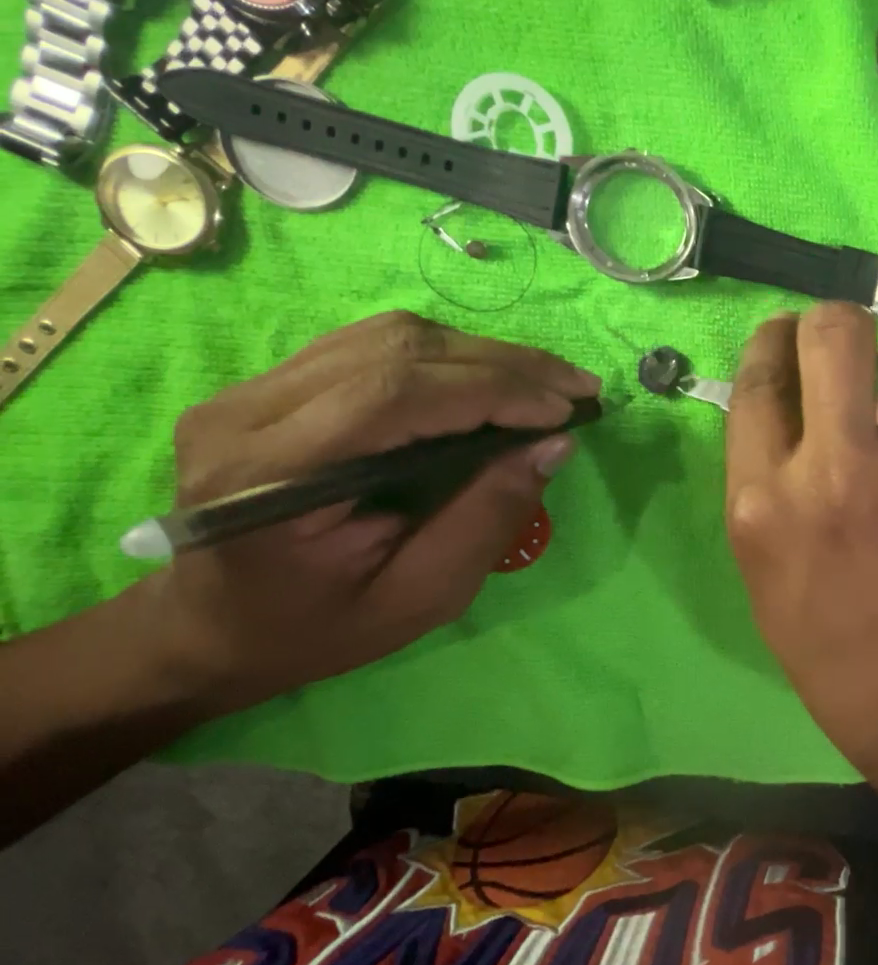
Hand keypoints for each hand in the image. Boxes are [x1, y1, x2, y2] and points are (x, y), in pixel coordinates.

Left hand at [138, 311, 599, 712]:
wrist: (211, 627)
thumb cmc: (317, 628)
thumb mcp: (419, 598)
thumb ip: (485, 519)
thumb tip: (553, 444)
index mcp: (271, 475)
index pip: (395, 394)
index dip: (493, 390)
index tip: (566, 412)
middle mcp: (247, 411)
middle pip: (397, 350)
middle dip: (506, 364)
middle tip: (579, 390)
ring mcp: (251, 389)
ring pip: (390, 336)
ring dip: (484, 354)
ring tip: (548, 385)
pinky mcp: (269, 384)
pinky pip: (374, 346)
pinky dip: (450, 357)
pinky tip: (494, 381)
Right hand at [724, 302, 877, 810]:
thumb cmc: (824, 637)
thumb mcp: (758, 561)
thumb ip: (760, 471)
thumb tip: (784, 382)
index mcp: (766, 498)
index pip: (761, 373)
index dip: (776, 339)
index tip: (792, 341)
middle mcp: (840, 475)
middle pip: (839, 332)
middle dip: (841, 326)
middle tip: (854, 356)